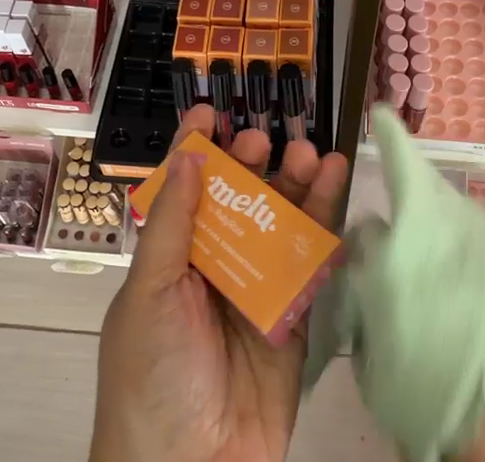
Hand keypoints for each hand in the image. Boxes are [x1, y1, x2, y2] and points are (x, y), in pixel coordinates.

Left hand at [91, 104, 347, 461]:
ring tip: (311, 152)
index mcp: (170, 259)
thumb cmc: (152, 372)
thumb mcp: (149, 293)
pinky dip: (324, 225)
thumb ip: (174, 224)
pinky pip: (309, 263)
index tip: (211, 111)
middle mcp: (213, 267)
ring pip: (278, 223)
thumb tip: (190, 156)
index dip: (197, 150)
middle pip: (238, 201)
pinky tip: (335, 188)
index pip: (185, 191)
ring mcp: (255, 290)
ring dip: (295, 185)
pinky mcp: (294, 316)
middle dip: (252, 163)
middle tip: (264, 137)